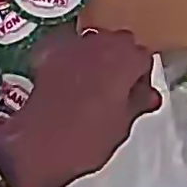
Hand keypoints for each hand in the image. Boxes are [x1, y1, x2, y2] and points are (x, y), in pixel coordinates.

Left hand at [0, 27, 158, 186]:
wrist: (37, 145)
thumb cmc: (86, 139)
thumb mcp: (122, 126)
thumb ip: (139, 103)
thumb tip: (150, 94)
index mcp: (126, 58)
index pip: (145, 57)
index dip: (142, 77)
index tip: (137, 96)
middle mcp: (102, 42)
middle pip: (122, 42)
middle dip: (123, 60)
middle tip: (118, 90)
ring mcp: (74, 44)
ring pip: (96, 41)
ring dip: (99, 56)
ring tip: (94, 86)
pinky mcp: (51, 52)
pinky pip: (70, 48)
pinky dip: (74, 59)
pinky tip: (69, 82)